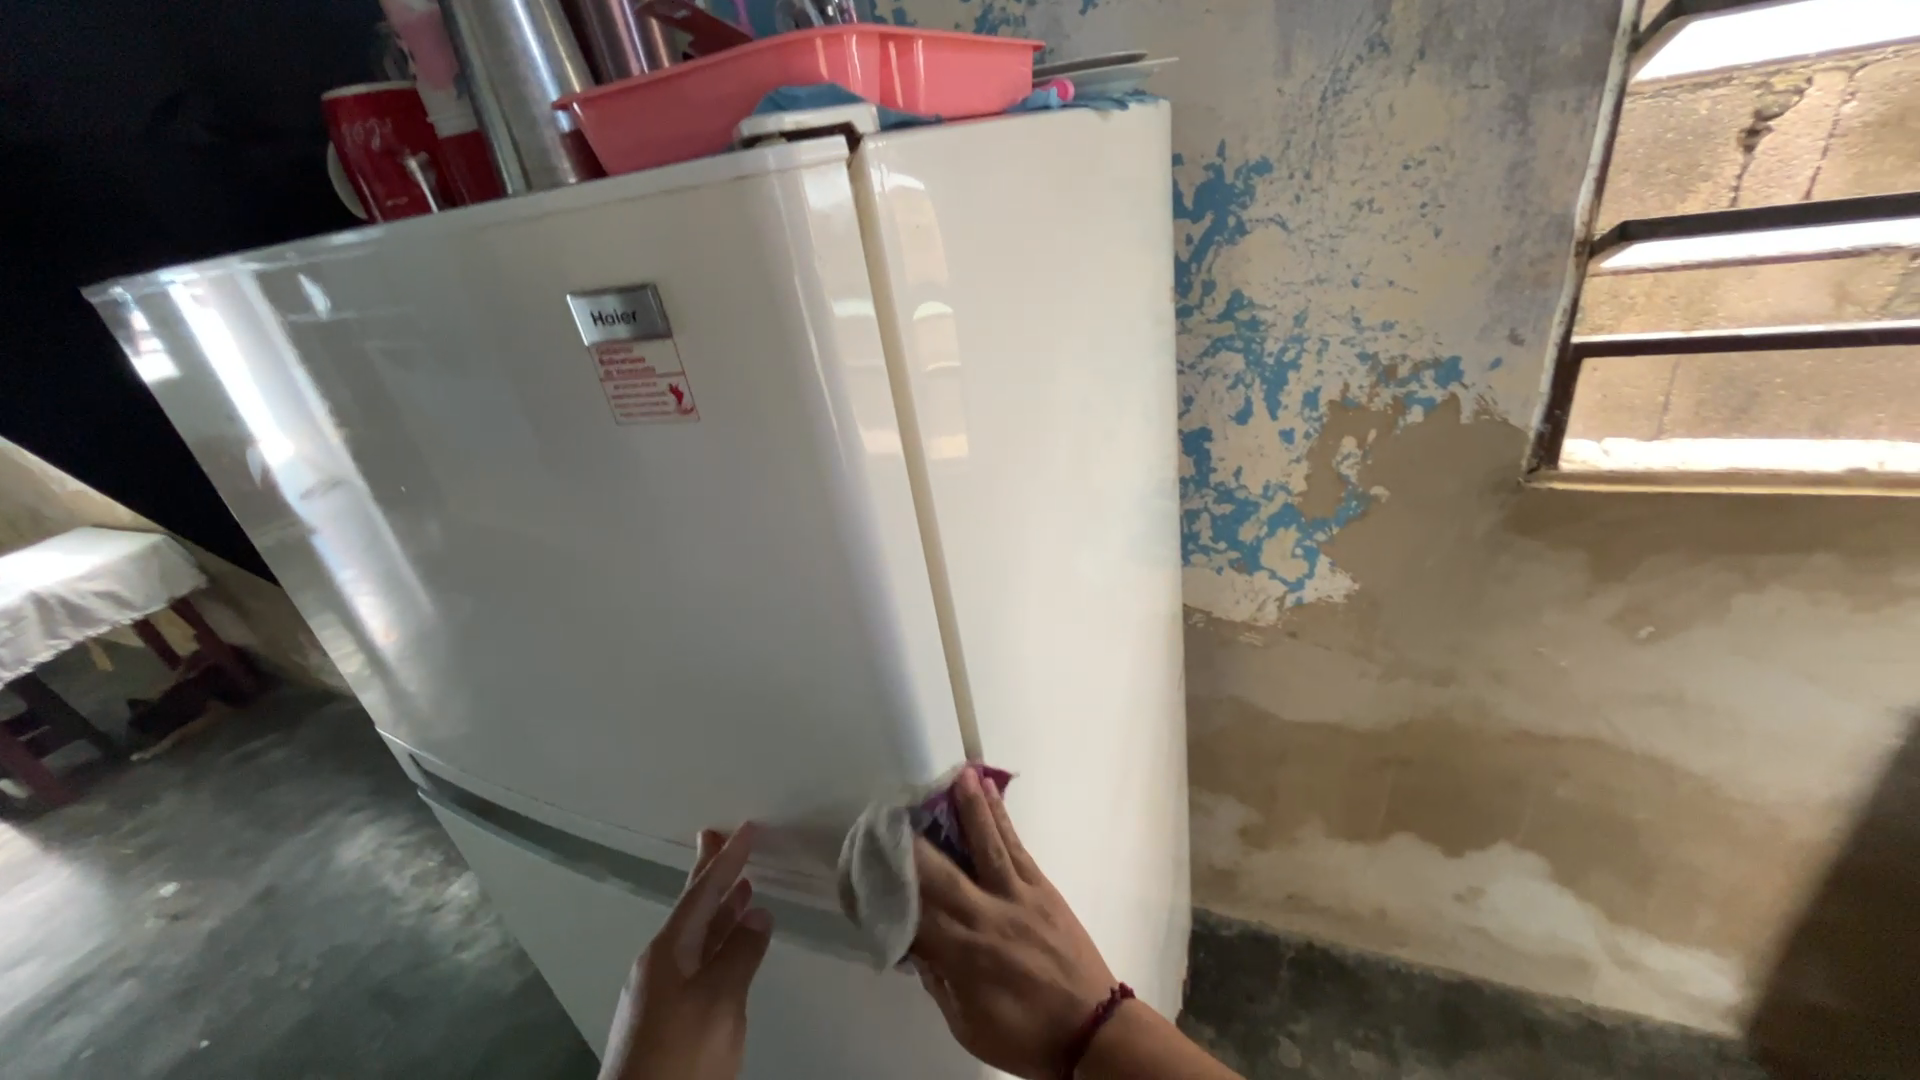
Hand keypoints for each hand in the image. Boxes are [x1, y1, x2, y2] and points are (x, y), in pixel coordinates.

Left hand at [598, 825, 773, 1079]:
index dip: (726, 861)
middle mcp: (661, 962)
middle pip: (691, 908)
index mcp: (666, 952)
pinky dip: (719, 938)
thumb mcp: (718, 1002)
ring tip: (742, 884)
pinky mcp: (671, 1013)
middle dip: (708, 873)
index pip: (701, 894)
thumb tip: (758, 914)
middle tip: (717, 835)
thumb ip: (740, 955)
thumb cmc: (680, 1054)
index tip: (746, 829)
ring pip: (697, 934)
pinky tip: (732, 940)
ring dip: (719, 908)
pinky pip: (699, 956)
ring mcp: (664, 989)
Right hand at [911, 768, 1116, 1078]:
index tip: (860, 864)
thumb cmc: (1024, 1035)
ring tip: (952, 773)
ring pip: (985, 843)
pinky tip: (989, 790)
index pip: (910, 911)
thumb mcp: (966, 1024)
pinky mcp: (1041, 887)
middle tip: (889, 807)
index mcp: (962, 954)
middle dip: (912, 839)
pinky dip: (1000, 816)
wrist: (1092, 1030)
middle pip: (940, 870)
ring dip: (967, 806)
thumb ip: (936, 978)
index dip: (883, 887)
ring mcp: (1017, 895)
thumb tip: (910, 939)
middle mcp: (985, 915)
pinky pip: (1015, 845)